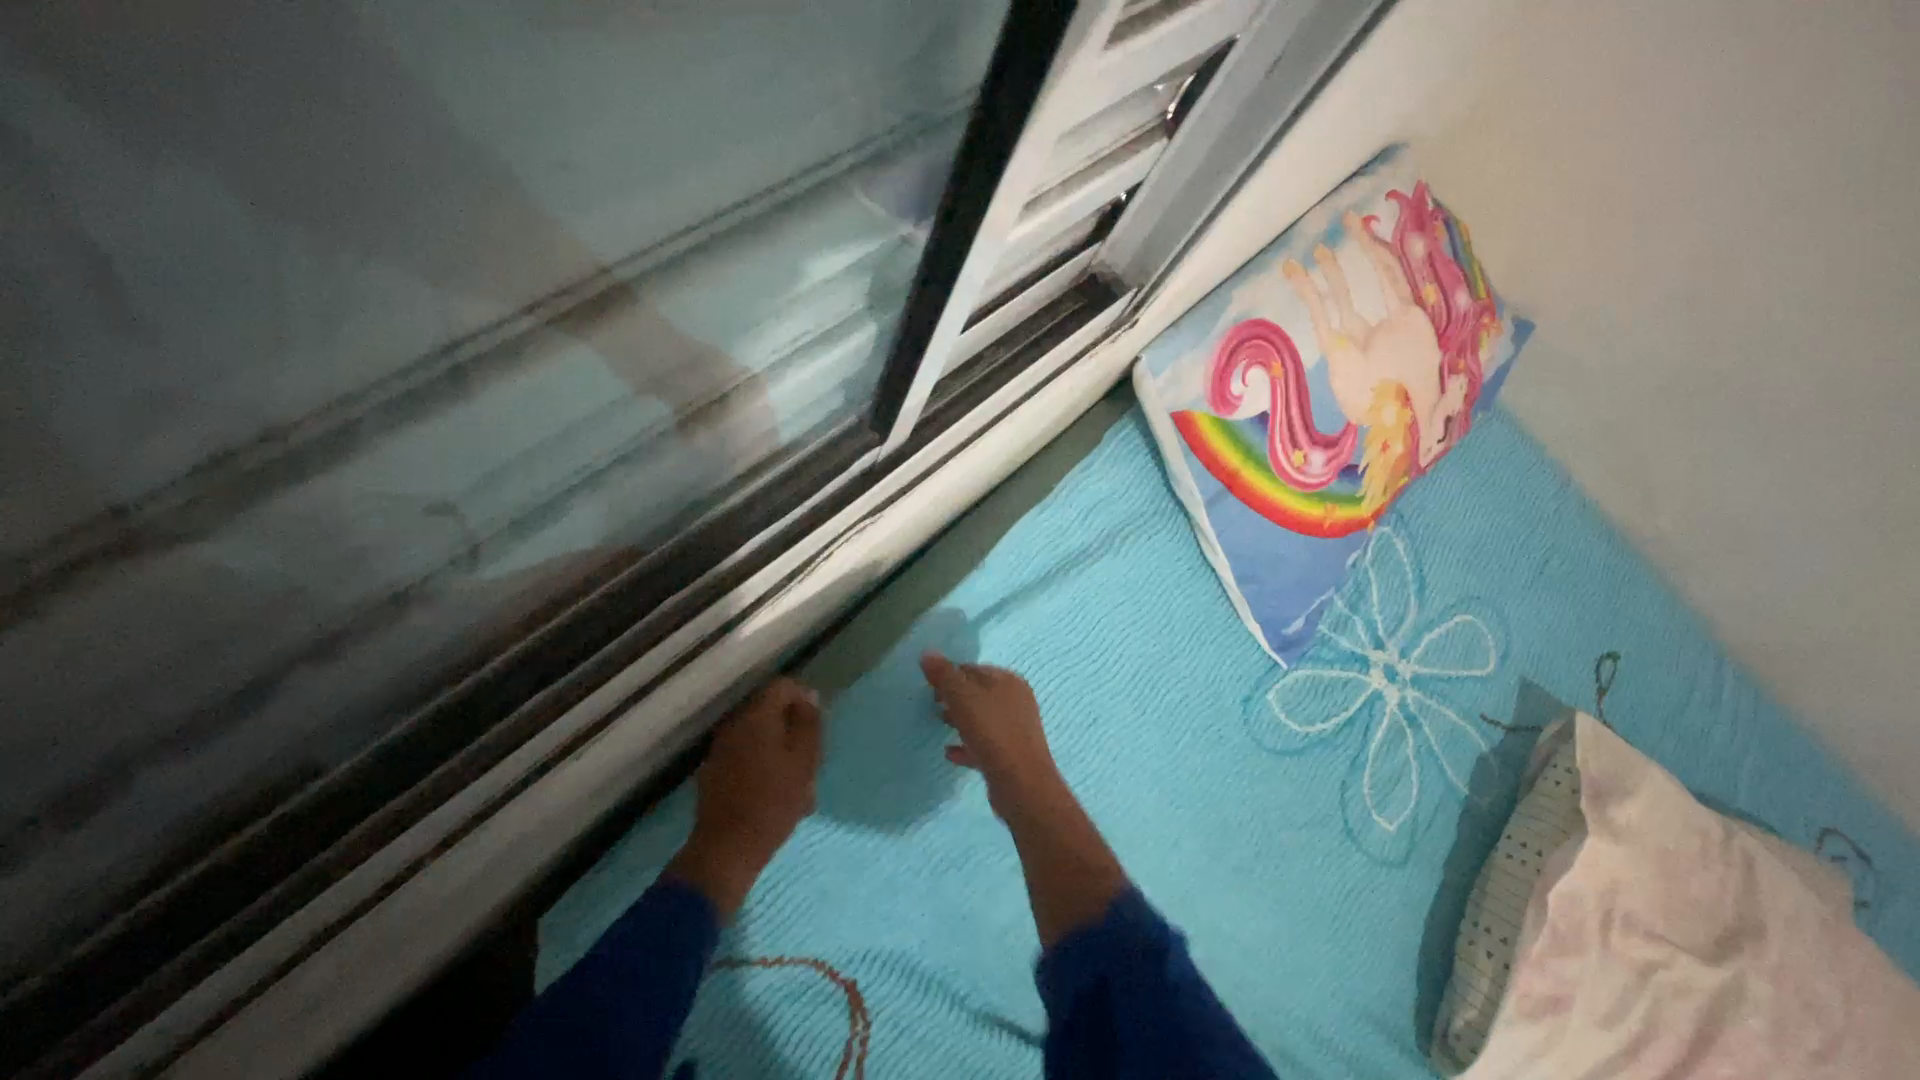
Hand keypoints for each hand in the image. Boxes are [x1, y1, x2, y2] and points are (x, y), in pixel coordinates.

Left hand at [665, 677, 822, 917]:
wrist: (727, 848)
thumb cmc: (773, 801)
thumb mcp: (804, 761)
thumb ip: (808, 724)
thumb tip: (809, 696)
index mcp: (756, 716)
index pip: (782, 686)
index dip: (804, 699)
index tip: (817, 728)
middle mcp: (733, 725)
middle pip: (769, 713)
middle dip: (793, 732)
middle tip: (811, 762)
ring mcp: (720, 749)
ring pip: (759, 738)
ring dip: (780, 753)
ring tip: (798, 787)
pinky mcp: (714, 773)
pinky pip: (745, 758)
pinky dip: (763, 768)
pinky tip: (776, 797)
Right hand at [922, 652, 1127, 945]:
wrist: (1021, 784)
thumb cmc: (992, 733)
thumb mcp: (963, 698)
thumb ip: (944, 676)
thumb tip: (927, 652)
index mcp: (1008, 681)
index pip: (973, 669)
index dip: (949, 674)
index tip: (928, 685)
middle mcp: (1016, 701)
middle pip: (978, 693)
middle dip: (954, 697)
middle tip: (931, 704)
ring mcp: (1015, 730)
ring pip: (981, 718)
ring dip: (959, 720)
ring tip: (938, 724)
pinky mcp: (1010, 756)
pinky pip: (983, 745)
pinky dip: (966, 746)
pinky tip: (949, 753)